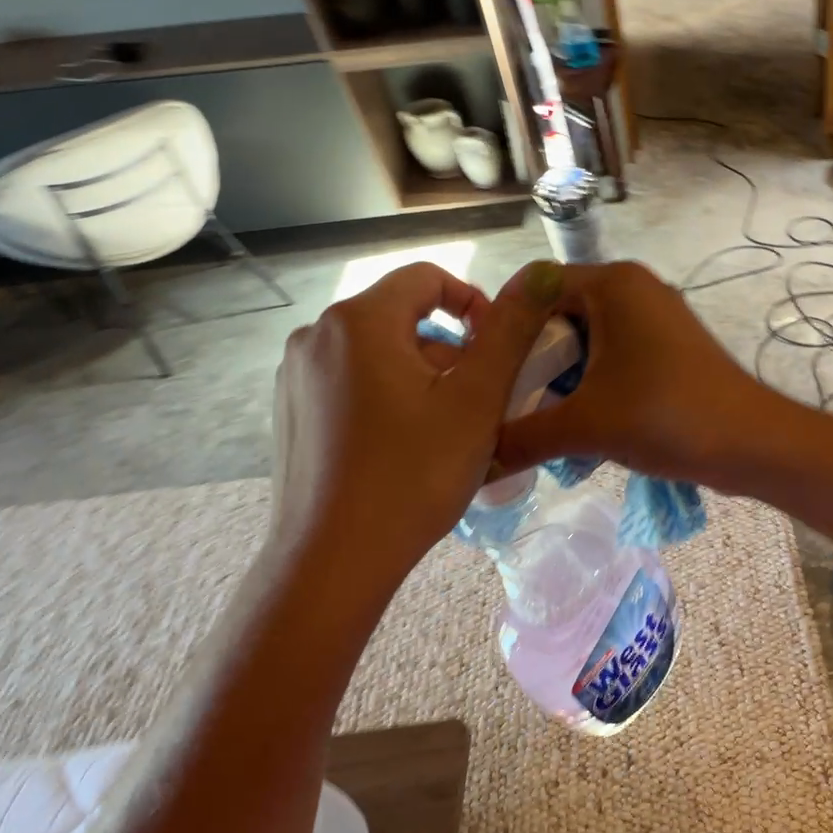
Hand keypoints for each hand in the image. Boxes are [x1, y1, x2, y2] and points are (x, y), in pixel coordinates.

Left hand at [270, 263, 555, 575]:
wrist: (336, 556)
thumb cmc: (415, 474)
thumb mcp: (477, 401)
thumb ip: (510, 332)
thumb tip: (540, 275)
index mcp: (359, 321)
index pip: (426, 279)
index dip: (474, 304)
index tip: (500, 351)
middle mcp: (316, 335)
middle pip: (401, 319)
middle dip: (450, 351)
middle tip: (481, 405)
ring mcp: (295, 376)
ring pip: (378, 356)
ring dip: (423, 379)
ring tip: (449, 434)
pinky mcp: (291, 413)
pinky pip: (352, 386)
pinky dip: (389, 401)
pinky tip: (406, 451)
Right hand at [494, 261, 780, 488]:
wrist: (751, 443)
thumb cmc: (666, 418)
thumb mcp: (585, 427)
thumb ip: (522, 437)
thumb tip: (475, 460)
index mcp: (612, 284)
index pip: (531, 288)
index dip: (501, 328)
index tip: (482, 372)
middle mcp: (634, 288)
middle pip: (558, 315)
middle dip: (532, 360)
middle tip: (507, 403)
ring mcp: (658, 318)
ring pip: (588, 342)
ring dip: (563, 379)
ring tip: (540, 421)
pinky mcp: (672, 348)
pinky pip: (616, 357)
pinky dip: (594, 385)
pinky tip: (581, 425)